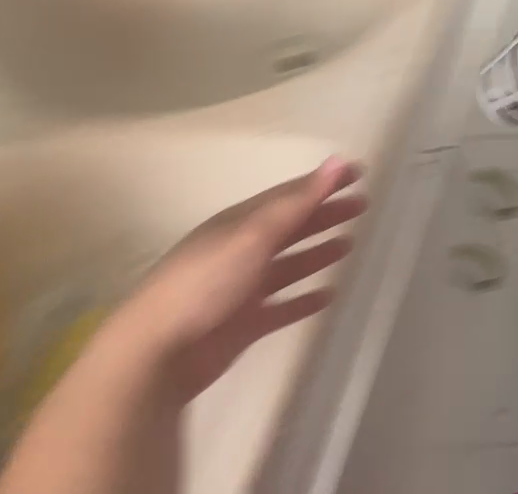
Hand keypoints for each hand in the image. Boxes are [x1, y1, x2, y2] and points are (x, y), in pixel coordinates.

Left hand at [102, 157, 367, 400]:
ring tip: (349, 245)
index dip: (322, 183)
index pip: (288, 195)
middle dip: (324, 215)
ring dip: (316, 254)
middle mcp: (239, 253)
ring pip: (288, 265)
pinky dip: (305, 299)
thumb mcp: (253, 235)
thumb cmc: (204, 283)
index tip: (358, 173)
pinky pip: (282, 307)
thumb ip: (298, 201)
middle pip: (289, 228)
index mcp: (237, 225)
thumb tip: (339, 160)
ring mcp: (241, 290)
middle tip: (362, 205)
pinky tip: (328, 295)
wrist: (155, 356)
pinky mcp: (244, 325)